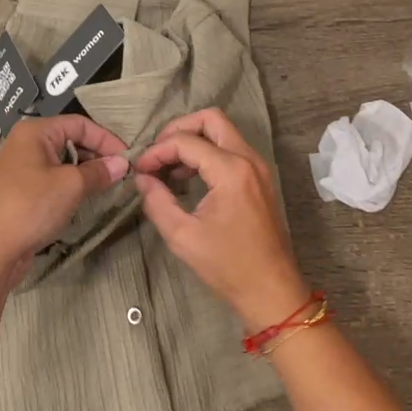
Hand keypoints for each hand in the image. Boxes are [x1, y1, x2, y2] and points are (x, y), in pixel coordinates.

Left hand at [0, 115, 127, 288]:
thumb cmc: (30, 207)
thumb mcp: (71, 186)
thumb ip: (99, 171)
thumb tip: (122, 164)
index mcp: (34, 131)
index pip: (80, 124)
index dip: (106, 139)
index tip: (128, 159)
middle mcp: (24, 143)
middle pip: (70, 140)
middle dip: (96, 155)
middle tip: (120, 174)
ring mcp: (19, 168)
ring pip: (61, 161)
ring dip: (84, 171)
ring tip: (106, 186)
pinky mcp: (19, 191)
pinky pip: (51, 178)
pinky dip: (69, 185)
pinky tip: (83, 198)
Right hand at [133, 108, 309, 330]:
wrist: (271, 291)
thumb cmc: (227, 266)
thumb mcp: (183, 236)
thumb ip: (157, 201)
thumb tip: (142, 178)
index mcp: (231, 170)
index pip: (186, 141)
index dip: (158, 151)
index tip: (140, 169)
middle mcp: (248, 159)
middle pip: (211, 119)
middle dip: (179, 129)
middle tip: (157, 153)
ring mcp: (258, 167)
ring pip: (223, 132)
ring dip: (195, 140)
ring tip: (169, 167)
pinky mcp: (261, 178)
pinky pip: (232, 149)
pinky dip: (209, 152)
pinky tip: (190, 177)